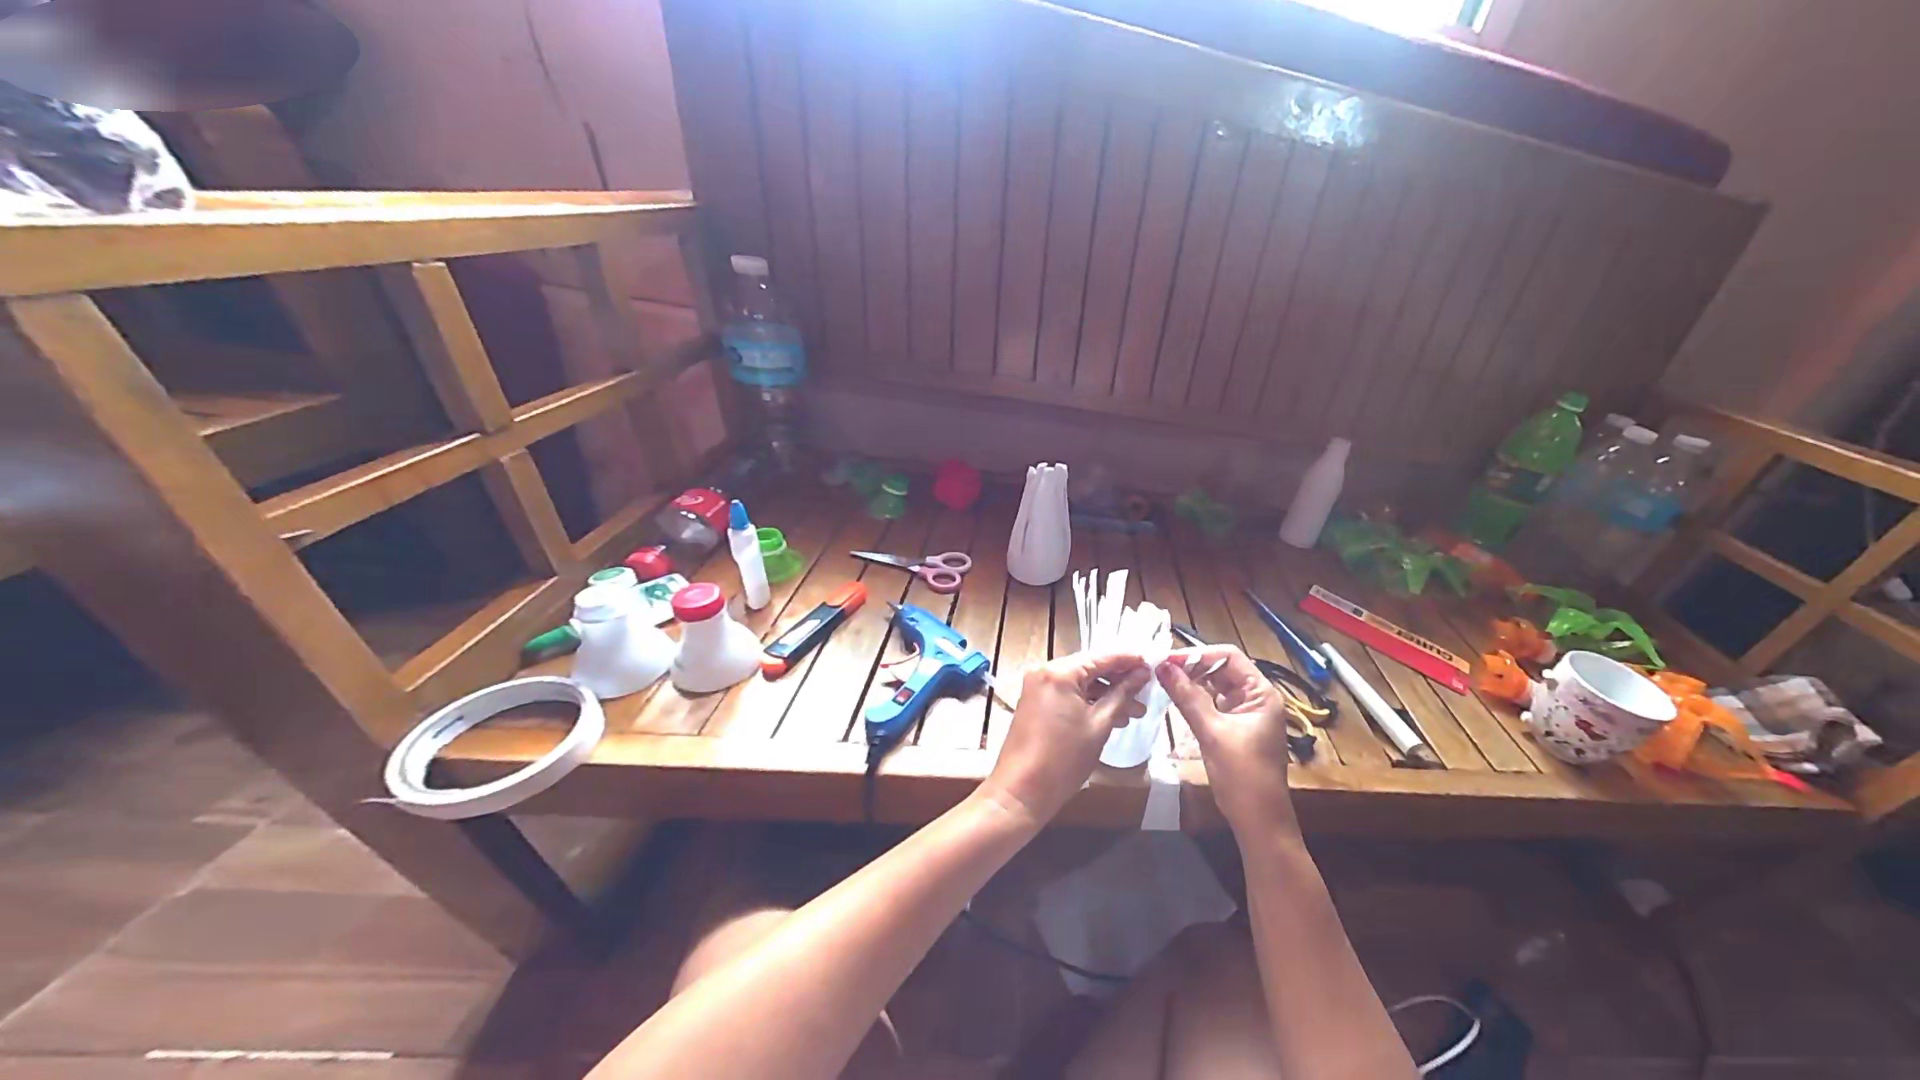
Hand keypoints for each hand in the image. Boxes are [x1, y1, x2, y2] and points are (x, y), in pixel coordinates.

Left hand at [978, 652, 1150, 826]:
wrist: (1022, 790)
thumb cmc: (1063, 758)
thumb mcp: (1100, 724)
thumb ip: (1122, 694)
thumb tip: (1142, 673)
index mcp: (1059, 672)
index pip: (1101, 656)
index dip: (1129, 660)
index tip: (1152, 664)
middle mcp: (1044, 671)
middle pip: (1089, 667)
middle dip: (1119, 680)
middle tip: (1147, 692)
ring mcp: (1037, 686)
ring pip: (1079, 682)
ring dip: (1106, 694)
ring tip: (1134, 711)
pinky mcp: (1035, 702)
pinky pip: (1067, 693)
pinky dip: (1088, 701)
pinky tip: (1111, 716)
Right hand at [1155, 646, 1296, 831]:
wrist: (1259, 821)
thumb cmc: (1242, 776)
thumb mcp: (1212, 732)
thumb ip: (1187, 696)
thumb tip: (1162, 666)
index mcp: (1261, 694)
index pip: (1228, 656)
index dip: (1197, 654)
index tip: (1166, 660)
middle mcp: (1256, 698)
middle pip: (1221, 668)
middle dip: (1191, 666)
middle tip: (1159, 670)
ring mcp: (1245, 713)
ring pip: (1215, 685)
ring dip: (1190, 681)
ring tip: (1162, 680)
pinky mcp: (1234, 727)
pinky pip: (1212, 702)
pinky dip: (1194, 698)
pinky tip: (1175, 698)